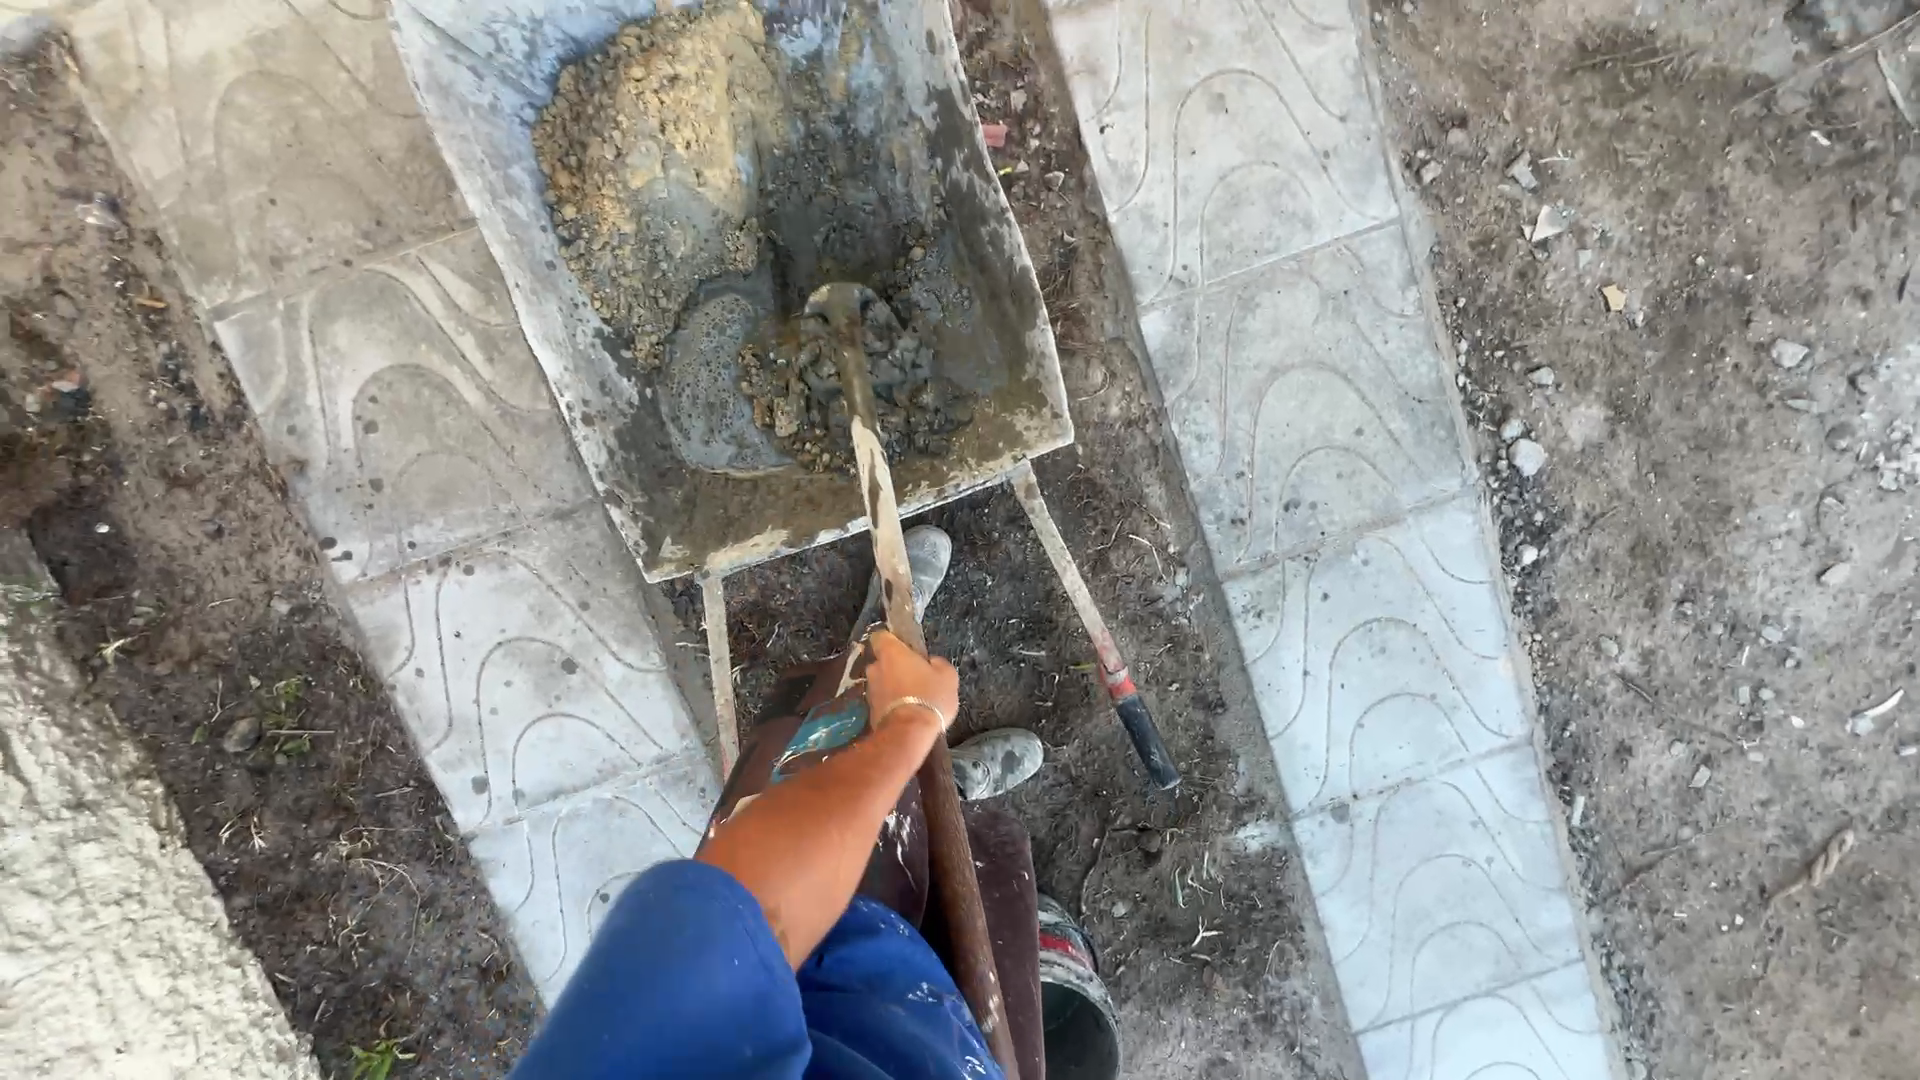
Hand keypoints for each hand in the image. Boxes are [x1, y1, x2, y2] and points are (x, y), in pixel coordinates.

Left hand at [865, 630, 958, 732]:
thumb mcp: (947, 676)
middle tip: (913, 676)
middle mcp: (875, 667)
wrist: (909, 733)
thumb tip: (932, 662)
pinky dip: (891, 703)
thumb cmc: (929, 696)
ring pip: (881, 681)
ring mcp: (870, 690)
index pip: (881, 636)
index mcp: (891, 652)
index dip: (892, 640)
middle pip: (882, 661)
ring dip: (892, 686)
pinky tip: (906, 712)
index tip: (905, 648)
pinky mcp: (869, 710)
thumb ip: (938, 663)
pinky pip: (882, 700)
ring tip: (911, 698)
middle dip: (894, 666)